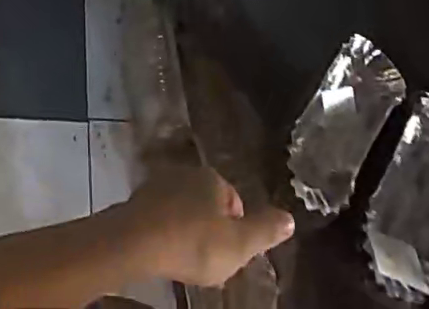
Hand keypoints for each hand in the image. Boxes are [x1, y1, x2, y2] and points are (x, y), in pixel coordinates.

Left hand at [115, 166, 293, 286]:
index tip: (229, 252)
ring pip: (182, 206)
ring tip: (186, 257)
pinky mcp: (139, 197)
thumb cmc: (194, 242)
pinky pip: (160, 214)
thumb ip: (265, 230)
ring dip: (186, 227)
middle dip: (210, 226)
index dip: (235, 227)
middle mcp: (187, 172)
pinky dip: (165, 229)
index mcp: (213, 179)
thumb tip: (290, 218)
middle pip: (207, 202)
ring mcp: (160, 182)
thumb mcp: (238, 244)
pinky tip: (164, 249)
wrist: (138, 241)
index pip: (233, 200)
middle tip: (209, 257)